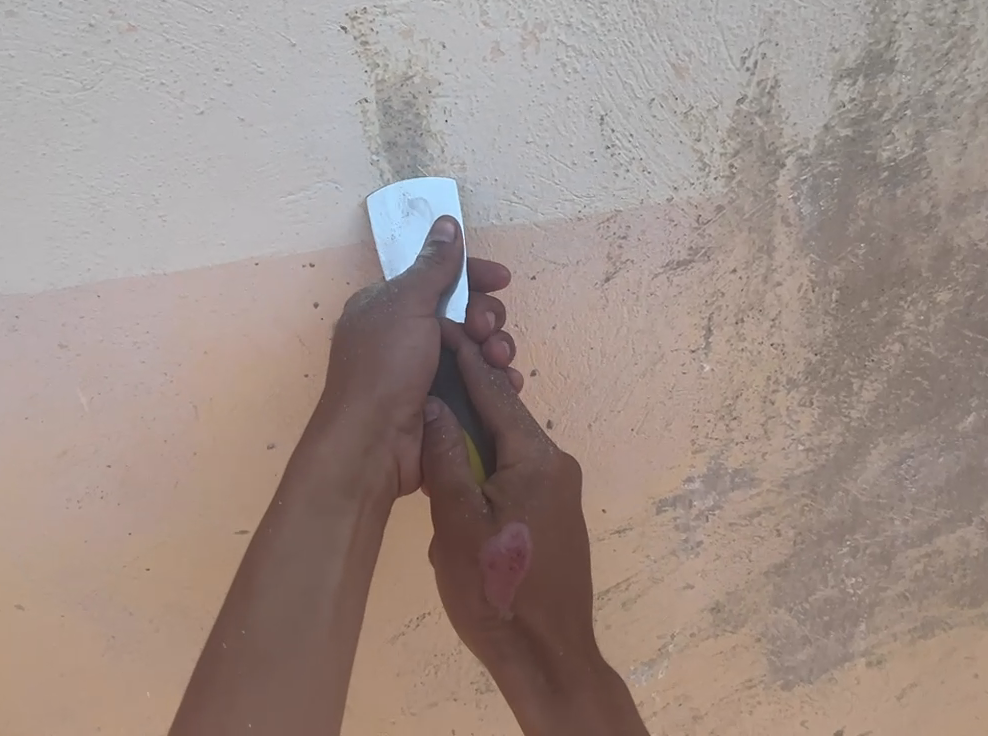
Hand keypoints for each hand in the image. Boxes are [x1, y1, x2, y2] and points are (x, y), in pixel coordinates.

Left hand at [314, 216, 516, 496]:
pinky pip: (480, 381)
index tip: (500, 278)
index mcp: (389, 305)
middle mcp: (407, 334)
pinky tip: (508, 383)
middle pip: (464, 311)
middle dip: (485, 316)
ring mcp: (427, 370)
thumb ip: (434, 265)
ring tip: (498, 360)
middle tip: (485, 330)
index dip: (471, 275)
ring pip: (477, 347)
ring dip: (495, 348)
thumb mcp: (407, 304)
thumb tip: (446, 221)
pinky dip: (497, 379)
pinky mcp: (445, 402)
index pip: (437, 277)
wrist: (373, 444)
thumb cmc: (384, 365)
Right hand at [421, 324, 647, 735]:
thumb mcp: (456, 521)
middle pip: (504, 415)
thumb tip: (433, 403)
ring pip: (508, 444)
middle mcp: (555, 463)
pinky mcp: (555, 512)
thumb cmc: (496, 590)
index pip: (494, 393)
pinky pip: (516, 469)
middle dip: (467, 395)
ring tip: (434, 423)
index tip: (442, 326)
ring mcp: (560, 489)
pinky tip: (459, 472)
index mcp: (535, 457)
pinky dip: (487, 462)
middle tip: (427, 375)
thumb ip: (445, 456)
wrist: (549, 660)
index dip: (466, 359)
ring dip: (474, 434)